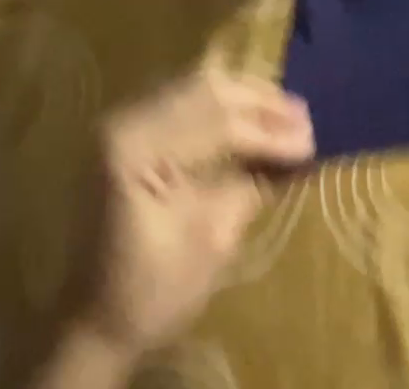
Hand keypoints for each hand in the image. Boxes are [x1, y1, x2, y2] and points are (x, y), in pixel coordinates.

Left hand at [68, 69, 314, 359]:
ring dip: (244, 98)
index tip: (312, 141)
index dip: (268, 132)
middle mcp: (123, 121)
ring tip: (288, 113)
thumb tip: (303, 148)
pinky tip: (252, 115)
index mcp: (135, 149)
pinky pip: (182, 100)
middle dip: (260, 105)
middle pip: (205, 91)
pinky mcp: (128, 130)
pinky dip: (221, 106)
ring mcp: (122, 121)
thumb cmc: (153, 291)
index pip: (216, 124)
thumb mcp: (213, 239)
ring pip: (196, 87)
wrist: (96, 321)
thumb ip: (254, 181)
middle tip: (305, 119)